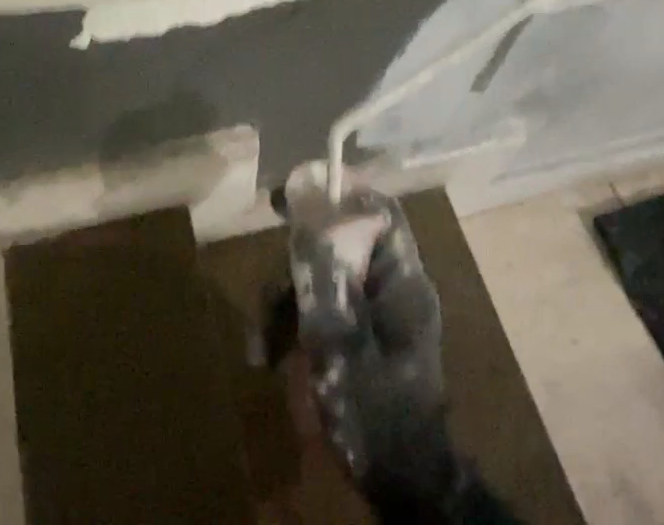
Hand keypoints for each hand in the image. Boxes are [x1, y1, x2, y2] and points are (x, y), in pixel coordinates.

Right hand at [286, 190, 450, 491]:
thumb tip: (306, 181)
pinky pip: (315, 310)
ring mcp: (371, 316)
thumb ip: (320, 259)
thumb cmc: (373, 406)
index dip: (334, 191)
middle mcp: (389, 287)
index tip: (283, 198)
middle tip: (270, 299)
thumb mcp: (337, 329)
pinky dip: (287, 327)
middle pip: (336, 243)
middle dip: (294, 265)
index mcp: (400, 277)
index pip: (375, 208)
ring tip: (263, 347)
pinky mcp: (354, 340)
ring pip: (318, 277)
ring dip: (282, 302)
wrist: (398, 482)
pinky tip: (268, 357)